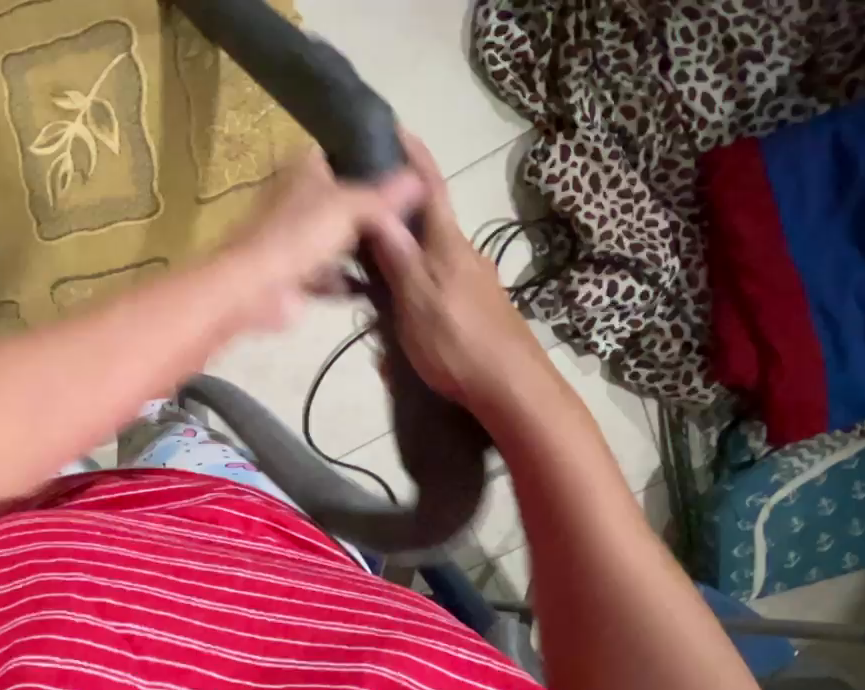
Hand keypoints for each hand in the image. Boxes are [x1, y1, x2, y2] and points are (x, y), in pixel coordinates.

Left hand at [223, 148, 423, 331]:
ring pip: (339, 240)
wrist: (254, 290)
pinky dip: (353, 282)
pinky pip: (333, 278)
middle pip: (344, 200)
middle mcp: (300, 202)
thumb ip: (384, 195)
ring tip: (407, 248)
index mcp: (304, 170)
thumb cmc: (297, 235)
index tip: (404, 166)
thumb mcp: (349, 205)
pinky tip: (385, 284)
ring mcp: (297, 242)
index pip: (340, 151)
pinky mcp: (298, 278)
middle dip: (375, 209)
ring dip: (366, 248)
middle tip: (416, 214)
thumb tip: (421, 180)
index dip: (369, 155)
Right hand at [364, 134, 555, 415]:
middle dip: (391, 223)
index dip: (413, 157)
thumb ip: (397, 256)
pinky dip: (408, 292)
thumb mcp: (417, 299)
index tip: (393, 127)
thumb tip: (378, 207)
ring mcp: (470, 283)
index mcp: (448, 245)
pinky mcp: (473, 310)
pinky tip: (394, 321)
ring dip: (397, 265)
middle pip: (422, 226)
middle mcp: (463, 255)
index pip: (428, 188)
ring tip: (366, 287)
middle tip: (354, 231)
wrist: (510, 388)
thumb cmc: (458, 342)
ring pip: (425, 261)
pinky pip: (431, 288)